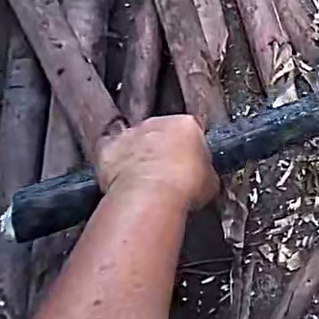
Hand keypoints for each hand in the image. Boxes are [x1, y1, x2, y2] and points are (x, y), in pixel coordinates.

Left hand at [96, 115, 217, 211]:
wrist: (150, 197)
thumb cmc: (183, 186)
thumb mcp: (211, 181)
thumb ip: (206, 171)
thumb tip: (204, 177)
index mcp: (187, 124)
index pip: (192, 129)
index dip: (192, 147)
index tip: (192, 162)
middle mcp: (157, 122)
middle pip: (162, 130)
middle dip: (165, 147)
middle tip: (169, 172)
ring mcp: (130, 133)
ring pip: (136, 139)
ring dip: (139, 153)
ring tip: (145, 179)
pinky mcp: (107, 147)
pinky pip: (110, 152)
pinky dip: (114, 162)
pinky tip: (121, 178)